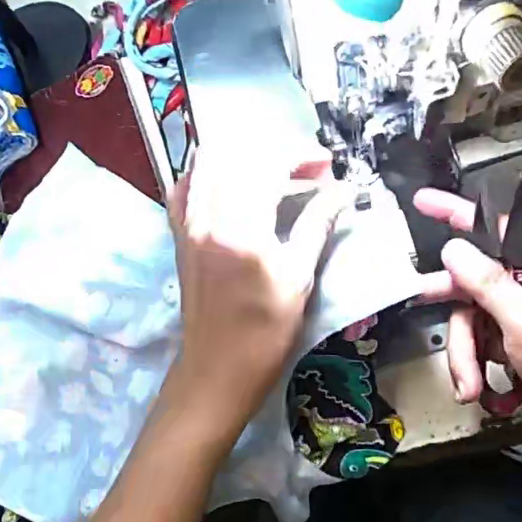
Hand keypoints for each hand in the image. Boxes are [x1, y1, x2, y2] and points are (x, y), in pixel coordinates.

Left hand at [165, 150, 344, 434]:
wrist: (216, 371)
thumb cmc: (265, 336)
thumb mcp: (299, 280)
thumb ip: (317, 226)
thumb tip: (342, 192)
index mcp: (242, 231)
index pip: (268, 165)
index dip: (301, 154)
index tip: (325, 165)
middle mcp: (208, 219)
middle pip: (238, 156)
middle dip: (276, 151)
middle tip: (307, 169)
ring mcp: (188, 226)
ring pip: (209, 164)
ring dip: (245, 156)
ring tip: (274, 171)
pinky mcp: (180, 236)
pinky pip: (186, 187)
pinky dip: (209, 173)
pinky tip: (231, 181)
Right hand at [413, 188, 521, 489]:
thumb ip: (489, 284)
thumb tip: (452, 247)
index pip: (494, 229)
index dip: (456, 214)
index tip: (421, 201)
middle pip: (470, 282)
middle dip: (456, 313)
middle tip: (419, 301)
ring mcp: (518, 316)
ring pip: (467, 320)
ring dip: (464, 355)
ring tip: (473, 386)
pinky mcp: (510, 344)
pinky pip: (475, 344)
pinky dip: (472, 367)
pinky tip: (481, 390)